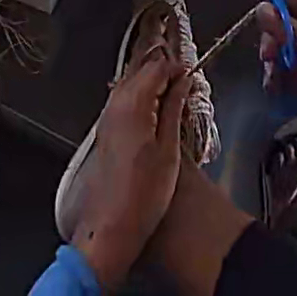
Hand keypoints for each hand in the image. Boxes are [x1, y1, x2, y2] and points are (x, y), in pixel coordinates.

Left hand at [72, 19, 192, 288]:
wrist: (111, 227)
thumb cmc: (143, 194)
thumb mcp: (169, 148)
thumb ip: (174, 108)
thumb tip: (183, 83)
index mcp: (133, 103)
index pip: (157, 68)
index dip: (177, 69)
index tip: (191, 77)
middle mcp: (116, 103)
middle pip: (142, 71)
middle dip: (164, 74)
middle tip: (186, 87)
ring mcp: (107, 116)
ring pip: (132, 84)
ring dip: (152, 86)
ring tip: (174, 100)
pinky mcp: (105, 129)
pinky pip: (124, 100)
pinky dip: (141, 98)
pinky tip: (155, 115)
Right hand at [247, 0, 296, 221]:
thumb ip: (292, 33)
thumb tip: (263, 7)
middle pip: (289, 27)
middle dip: (274, 38)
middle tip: (267, 54)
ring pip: (283, 50)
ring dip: (272, 60)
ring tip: (271, 75)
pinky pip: (284, 72)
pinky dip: (275, 77)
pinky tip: (273, 88)